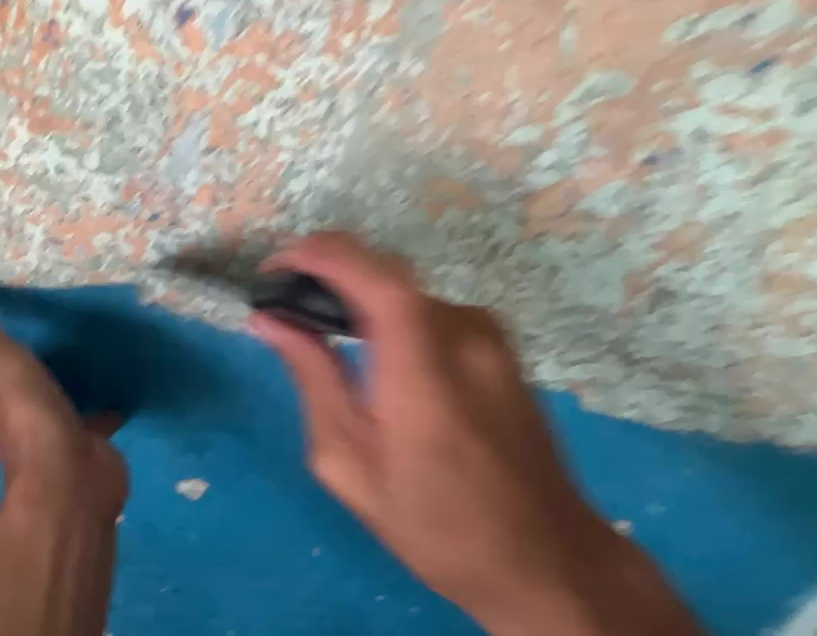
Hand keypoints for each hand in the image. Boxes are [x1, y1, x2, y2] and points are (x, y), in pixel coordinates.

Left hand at [0, 295, 124, 635]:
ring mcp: (52, 442)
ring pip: (56, 412)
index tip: (2, 343)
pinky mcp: (86, 449)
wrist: (68, 473)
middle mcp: (16, 428)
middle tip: (46, 356)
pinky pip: (93, 424)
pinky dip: (102, 412)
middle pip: (20, 400)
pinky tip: (118, 395)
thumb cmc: (26, 411)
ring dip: (63, 398)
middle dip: (27, 385)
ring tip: (83, 370)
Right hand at [250, 233, 700, 635]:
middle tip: (282, 299)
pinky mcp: (498, 344)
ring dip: (355, 293)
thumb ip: (312, 378)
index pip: (376, 279)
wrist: (547, 559)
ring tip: (318, 325)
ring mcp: (488, 336)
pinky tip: (368, 347)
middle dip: (325, 270)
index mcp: (425, 372)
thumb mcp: (350, 463)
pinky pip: (425, 307)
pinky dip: (386, 310)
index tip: (273, 268)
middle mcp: (463, 337)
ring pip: (402, 289)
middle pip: (383, 272)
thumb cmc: (437, 523)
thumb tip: (268, 319)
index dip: (321, 256)